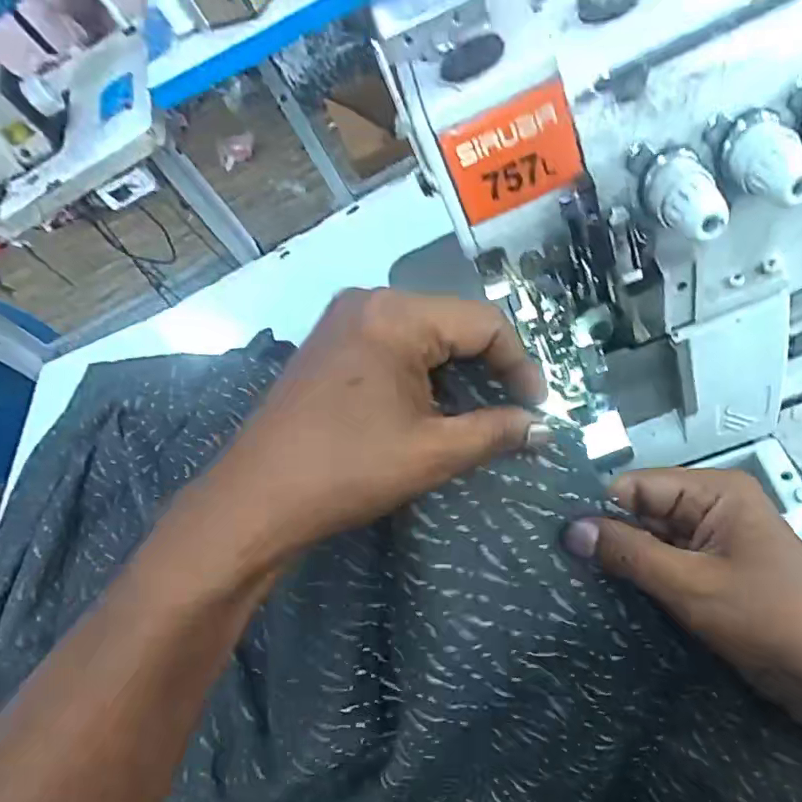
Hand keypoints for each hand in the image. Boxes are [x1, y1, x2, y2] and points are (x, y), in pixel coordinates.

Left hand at [201, 289, 546, 564]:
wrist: (259, 500)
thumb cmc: (352, 469)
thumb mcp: (437, 451)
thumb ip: (498, 431)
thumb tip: (543, 428)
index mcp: (397, 316)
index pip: (485, 323)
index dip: (521, 366)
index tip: (536, 410)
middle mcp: (370, 302)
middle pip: (456, 324)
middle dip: (493, 370)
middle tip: (514, 414)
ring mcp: (345, 322)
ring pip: (429, 337)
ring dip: (462, 375)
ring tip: (481, 418)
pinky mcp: (332, 346)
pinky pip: (398, 347)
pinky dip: (429, 376)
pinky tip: (437, 411)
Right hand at [563, 468, 801, 727]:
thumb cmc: (767, 619)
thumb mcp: (691, 585)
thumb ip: (629, 554)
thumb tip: (568, 528)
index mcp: (718, 492)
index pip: (638, 485)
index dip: (598, 509)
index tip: (553, 538)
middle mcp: (718, 509)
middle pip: (646, 513)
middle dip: (609, 540)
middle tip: (554, 567)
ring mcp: (720, 546)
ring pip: (657, 545)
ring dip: (627, 566)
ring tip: (573, 587)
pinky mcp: (720, 579)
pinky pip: (674, 571)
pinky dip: (648, 585)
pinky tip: (612, 603)